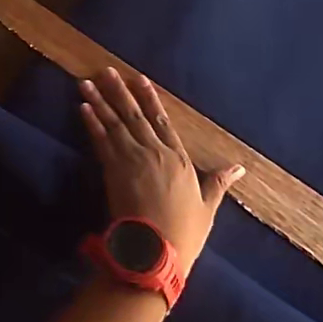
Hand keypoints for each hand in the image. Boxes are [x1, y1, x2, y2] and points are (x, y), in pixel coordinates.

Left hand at [79, 68, 243, 268]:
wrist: (154, 251)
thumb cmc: (183, 232)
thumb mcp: (207, 207)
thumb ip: (219, 183)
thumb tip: (239, 167)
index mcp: (179, 159)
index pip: (162, 120)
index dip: (150, 98)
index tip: (139, 78)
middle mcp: (155, 152)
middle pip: (134, 115)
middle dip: (119, 91)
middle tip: (106, 70)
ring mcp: (132, 159)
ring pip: (115, 122)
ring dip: (100, 100)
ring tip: (86, 82)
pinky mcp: (112, 170)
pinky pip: (101, 139)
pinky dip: (91, 122)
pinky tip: (83, 106)